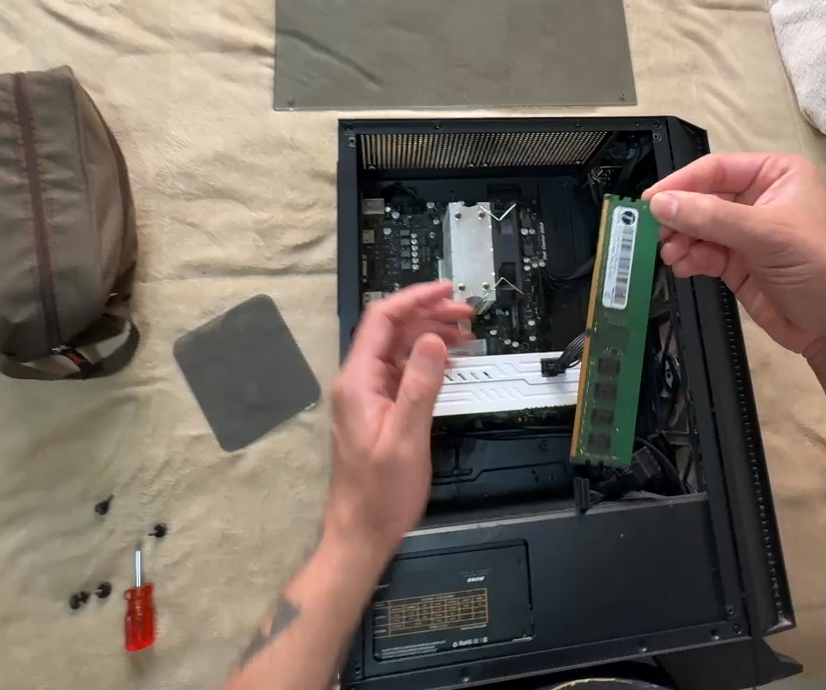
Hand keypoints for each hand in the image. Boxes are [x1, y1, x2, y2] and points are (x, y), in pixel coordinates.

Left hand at [325, 282, 473, 558]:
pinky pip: (404, 369)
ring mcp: (369, 393)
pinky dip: (428, 358)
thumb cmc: (379, 495)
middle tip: (467, 314)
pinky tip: (449, 359)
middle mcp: (360, 381)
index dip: (414, 298)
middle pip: (392, 329)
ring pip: (399, 347)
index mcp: (358, 381)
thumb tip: (433, 340)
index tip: (446, 291)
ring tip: (466, 333)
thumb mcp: (405, 438)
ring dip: (431, 334)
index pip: (381, 320)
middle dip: (429, 314)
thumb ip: (420, 386)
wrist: (361, 535)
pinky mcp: (381, 407)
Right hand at [645, 153, 825, 363]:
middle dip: (680, 216)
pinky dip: (688, 258)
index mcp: (775, 175)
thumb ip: (711, 218)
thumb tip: (659, 204)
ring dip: (681, 240)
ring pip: (698, 227)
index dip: (682, 183)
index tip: (650, 200)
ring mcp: (746, 232)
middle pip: (703, 198)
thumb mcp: (768, 235)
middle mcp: (758, 198)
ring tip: (670, 255)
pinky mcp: (737, 263)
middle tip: (655, 232)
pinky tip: (681, 266)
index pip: (717, 170)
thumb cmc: (819, 268)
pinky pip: (702, 252)